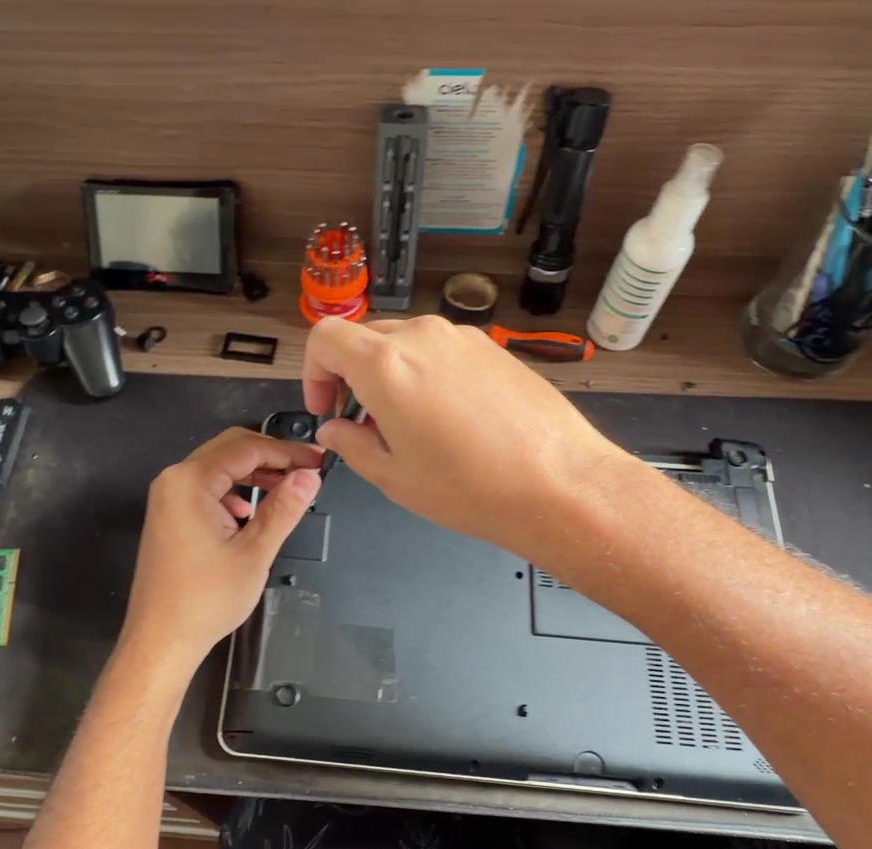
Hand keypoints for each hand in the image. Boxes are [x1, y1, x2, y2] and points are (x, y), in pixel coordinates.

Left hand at [122, 428, 322, 667]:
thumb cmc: (207, 599)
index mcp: (191, 481)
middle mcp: (173, 480)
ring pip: (217, 469)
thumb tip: (310, 476)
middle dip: (270, 457)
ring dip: (252, 474)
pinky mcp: (168, 517)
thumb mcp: (254, 552)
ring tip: (286, 491)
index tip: (318, 462)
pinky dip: (232, 492)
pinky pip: (205, 490)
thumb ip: (283, 509)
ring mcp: (167, 499)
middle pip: (228, 450)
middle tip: (307, 471)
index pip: (246, 448)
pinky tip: (250, 514)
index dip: (287, 451)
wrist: (162, 639)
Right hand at [302, 315, 626, 555]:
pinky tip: (445, 423)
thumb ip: (351, 445)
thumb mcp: (393, 476)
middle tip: (361, 425)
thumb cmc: (478, 487)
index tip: (326, 406)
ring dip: (391, 377)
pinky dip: (427, 376)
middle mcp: (423, 339)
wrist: (557, 485)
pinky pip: (442, 353)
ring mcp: (462, 340)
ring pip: (404, 345)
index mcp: (387, 365)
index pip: (325, 338)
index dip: (314, 373)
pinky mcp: (490, 350)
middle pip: (363, 339)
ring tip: (407, 429)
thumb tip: (336, 432)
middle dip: (352, 379)